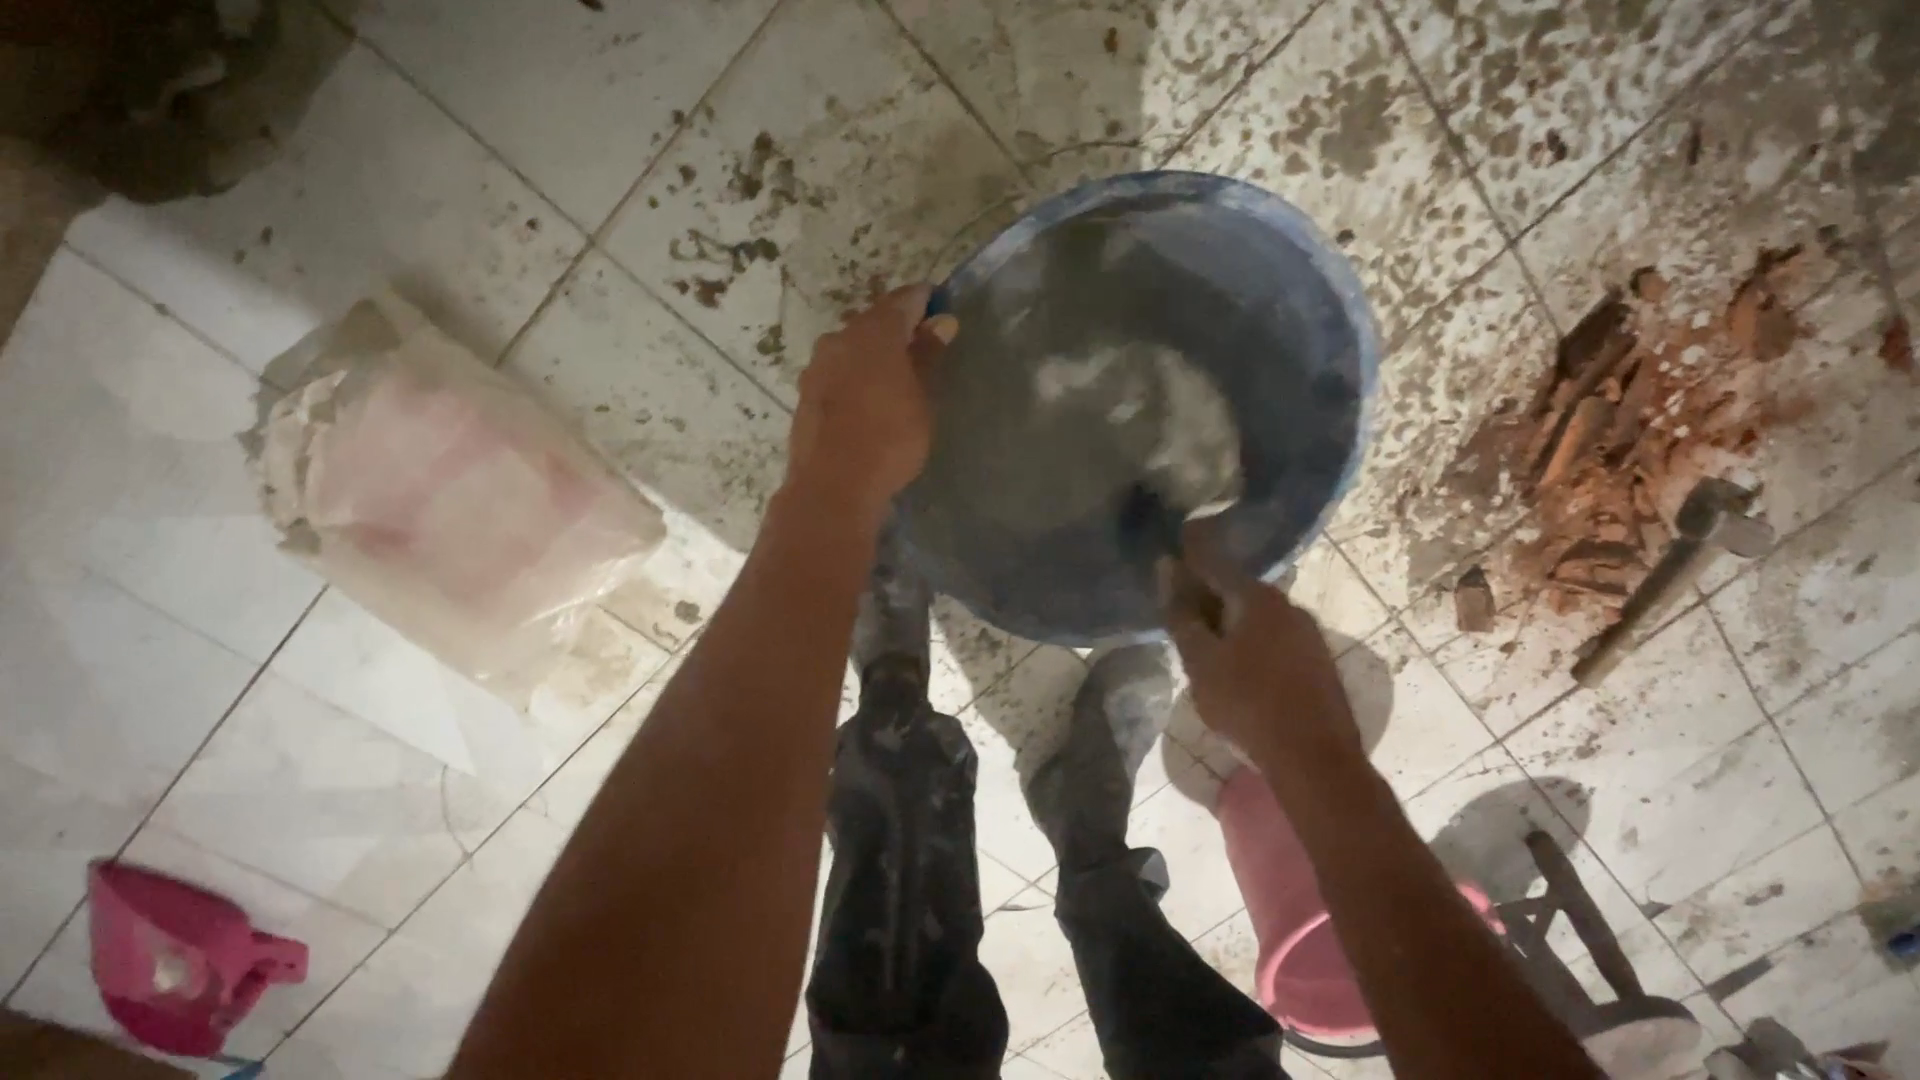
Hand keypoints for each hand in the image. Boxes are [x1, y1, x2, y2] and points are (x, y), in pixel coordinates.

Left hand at [784, 284, 957, 525]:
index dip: (924, 301)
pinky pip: (838, 372)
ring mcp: (817, 366)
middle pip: (873, 322)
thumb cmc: (889, 438)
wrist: (833, 485)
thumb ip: (927, 356)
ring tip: (897, 377)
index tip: (941, 307)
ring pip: (852, 347)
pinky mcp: (806, 394)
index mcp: (873, 332)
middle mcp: (839, 339)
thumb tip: (941, 322)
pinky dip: (856, 375)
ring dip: (874, 354)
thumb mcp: (921, 398)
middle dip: (898, 328)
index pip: (903, 301)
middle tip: (923, 347)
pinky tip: (868, 398)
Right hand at [1160, 523, 1361, 764]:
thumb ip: (1182, 615)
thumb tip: (1167, 568)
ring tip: (1203, 640)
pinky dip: (1249, 639)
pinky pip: (1273, 636)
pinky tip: (1237, 664)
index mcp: (1256, 598)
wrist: (1314, 759)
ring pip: (1256, 614)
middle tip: (1178, 604)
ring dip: (1228, 618)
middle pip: (1237, 587)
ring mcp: (1307, 633)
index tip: (1173, 538)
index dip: (1190, 548)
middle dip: (1207, 590)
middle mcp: (1287, 605)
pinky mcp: (1317, 661)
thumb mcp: (1201, 662)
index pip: (1214, 559)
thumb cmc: (1247, 705)